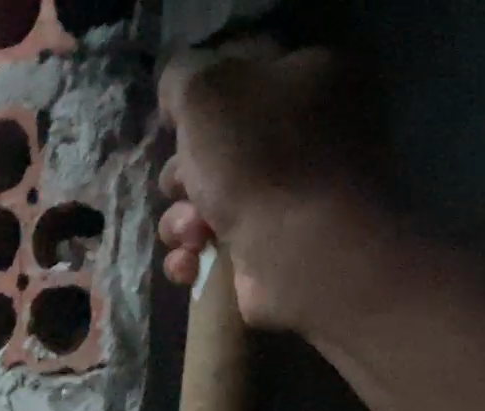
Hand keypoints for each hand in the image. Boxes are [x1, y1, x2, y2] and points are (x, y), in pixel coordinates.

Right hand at [157, 45, 385, 329]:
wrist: (300, 250)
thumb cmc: (260, 159)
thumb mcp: (209, 90)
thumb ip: (184, 76)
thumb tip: (177, 96)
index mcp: (308, 78)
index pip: (236, 73)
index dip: (195, 101)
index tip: (176, 124)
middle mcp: (305, 133)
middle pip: (210, 147)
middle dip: (182, 175)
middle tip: (189, 185)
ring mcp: (288, 194)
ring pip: (202, 201)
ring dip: (181, 221)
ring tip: (194, 235)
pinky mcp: (269, 246)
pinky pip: (210, 246)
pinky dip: (192, 256)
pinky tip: (193, 262)